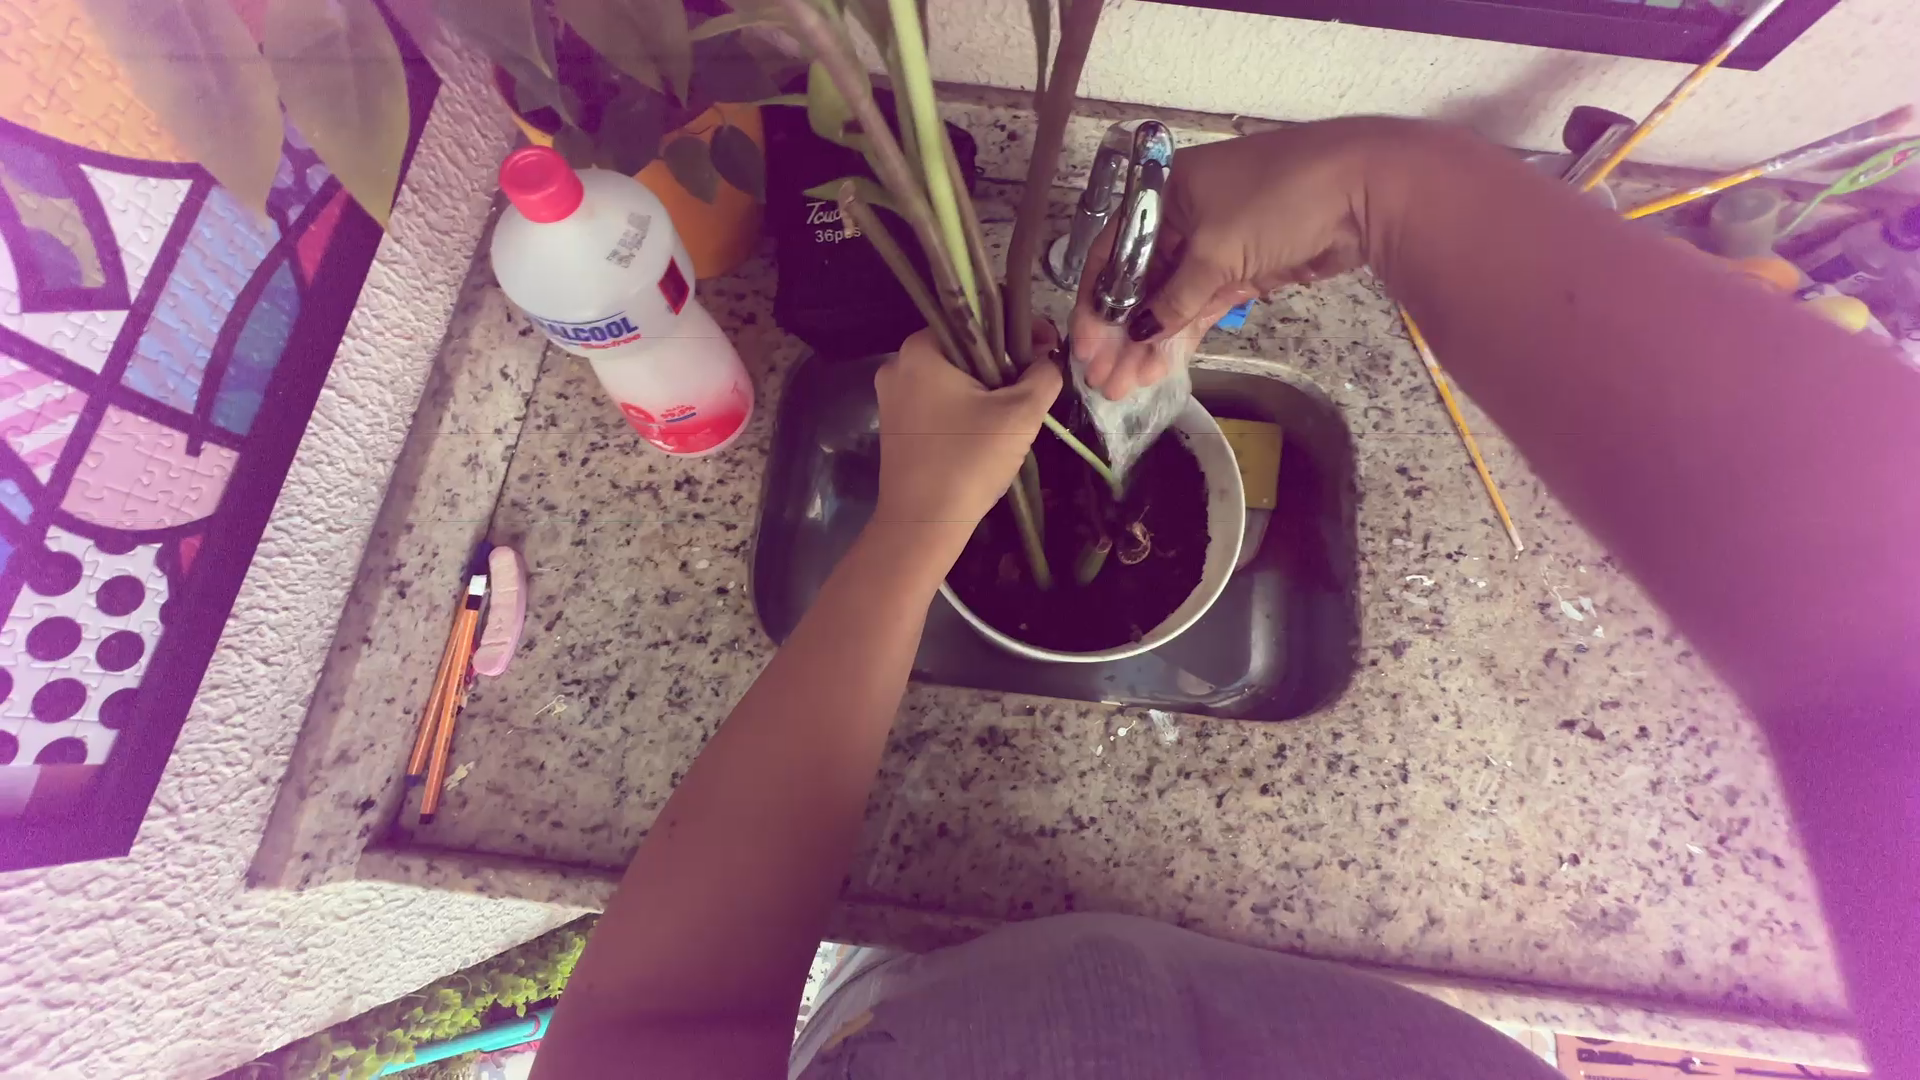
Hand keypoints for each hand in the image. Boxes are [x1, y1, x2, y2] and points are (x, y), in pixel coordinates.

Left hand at [872, 328, 1062, 540]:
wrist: (923, 525)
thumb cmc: (969, 461)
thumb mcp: (1021, 414)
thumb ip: (1043, 376)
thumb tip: (1048, 359)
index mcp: (921, 349)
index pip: (977, 319)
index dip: (1019, 331)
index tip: (1046, 352)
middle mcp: (898, 365)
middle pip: (964, 350)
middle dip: (1002, 365)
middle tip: (1033, 388)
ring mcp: (891, 399)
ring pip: (951, 380)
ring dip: (984, 390)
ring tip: (1014, 413)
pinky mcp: (895, 428)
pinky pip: (937, 405)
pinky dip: (963, 411)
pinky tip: (985, 433)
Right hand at [1072, 118, 1414, 399]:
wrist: (1368, 191)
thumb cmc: (1280, 198)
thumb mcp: (1216, 250)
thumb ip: (1174, 299)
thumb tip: (1140, 337)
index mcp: (1165, 195)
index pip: (1114, 255)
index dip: (1096, 304)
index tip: (1085, 347)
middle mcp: (1180, 221)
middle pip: (1138, 286)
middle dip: (1120, 335)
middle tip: (1102, 379)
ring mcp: (1209, 250)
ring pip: (1166, 304)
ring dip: (1146, 346)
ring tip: (1124, 386)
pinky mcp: (1236, 274)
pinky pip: (1196, 311)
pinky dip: (1178, 338)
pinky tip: (1155, 370)